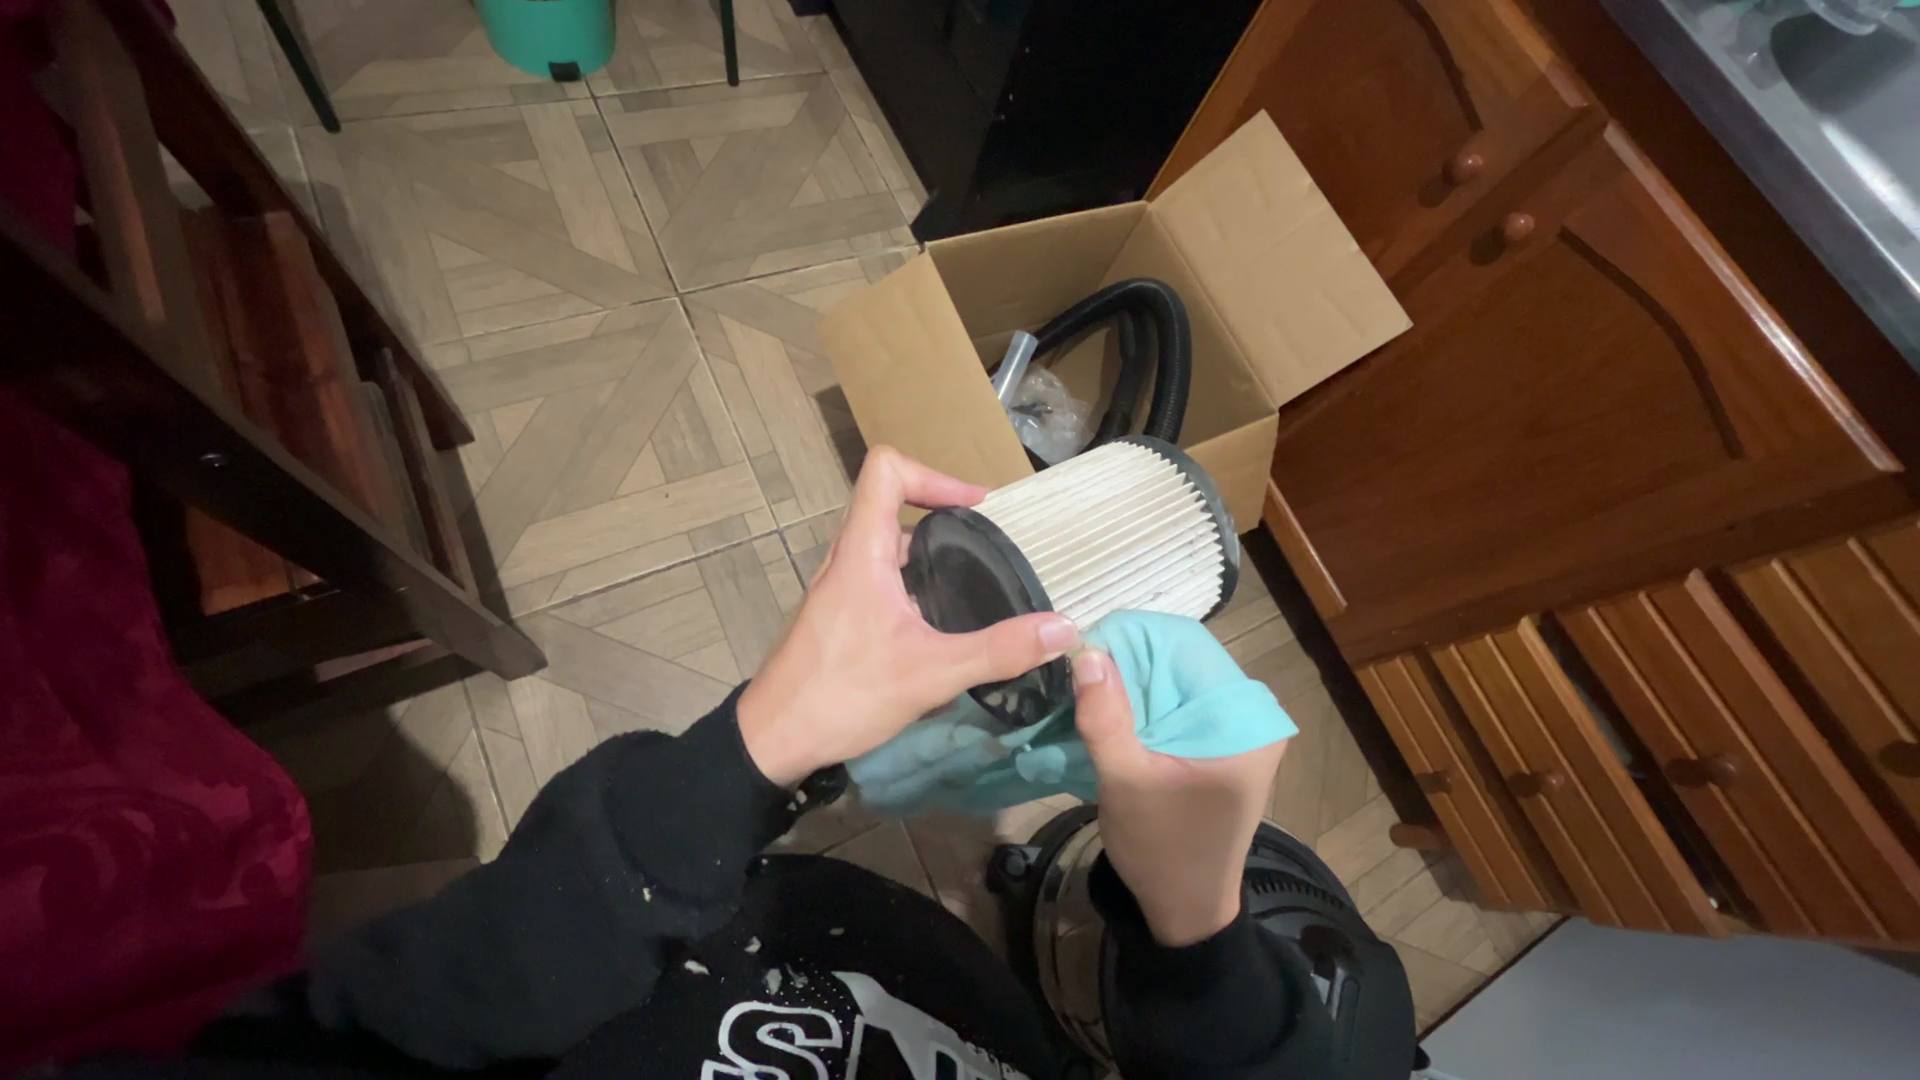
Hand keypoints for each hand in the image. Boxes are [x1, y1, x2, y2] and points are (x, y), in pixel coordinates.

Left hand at [736, 447, 1079, 785]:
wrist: (773, 739)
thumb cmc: (843, 695)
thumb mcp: (931, 674)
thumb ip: (999, 650)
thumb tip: (1063, 628)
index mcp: (862, 550)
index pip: (887, 469)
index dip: (934, 475)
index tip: (976, 509)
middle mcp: (848, 557)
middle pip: (891, 503)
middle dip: (944, 515)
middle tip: (991, 546)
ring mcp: (840, 586)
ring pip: (886, 543)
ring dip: (929, 552)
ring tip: (975, 582)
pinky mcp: (838, 613)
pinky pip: (880, 576)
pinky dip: (914, 582)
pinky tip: (940, 624)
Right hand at [1072, 647, 1286, 946]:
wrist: (1184, 909)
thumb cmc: (1161, 849)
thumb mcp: (1126, 781)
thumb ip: (1106, 717)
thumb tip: (1086, 651)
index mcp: (1246, 722)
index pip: (1188, 647)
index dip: (1135, 639)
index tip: (1086, 649)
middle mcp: (1250, 716)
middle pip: (1181, 659)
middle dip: (1129, 660)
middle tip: (1079, 669)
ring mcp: (1234, 729)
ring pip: (1174, 677)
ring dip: (1131, 680)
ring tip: (1088, 686)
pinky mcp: (1216, 742)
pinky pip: (1175, 701)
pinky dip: (1141, 701)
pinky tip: (1110, 709)